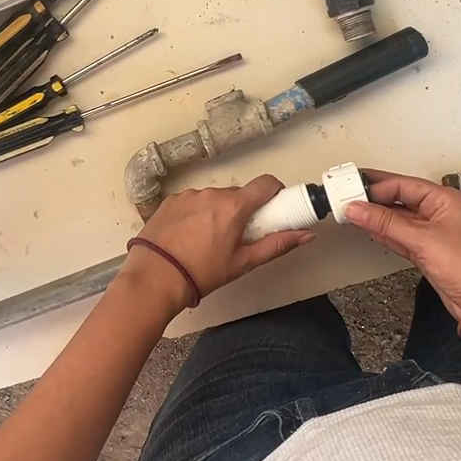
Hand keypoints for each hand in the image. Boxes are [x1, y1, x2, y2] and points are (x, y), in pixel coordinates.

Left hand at [125, 176, 314, 310]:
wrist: (155, 277)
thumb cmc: (200, 273)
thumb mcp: (243, 262)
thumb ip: (277, 244)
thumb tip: (306, 235)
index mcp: (233, 206)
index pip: (265, 183)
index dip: (274, 193)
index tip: (275, 207)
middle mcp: (211, 193)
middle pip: (237, 194)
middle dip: (242, 210)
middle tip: (238, 236)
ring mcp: (188, 195)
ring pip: (213, 198)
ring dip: (217, 212)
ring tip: (208, 241)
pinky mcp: (170, 201)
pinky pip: (191, 202)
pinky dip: (195, 214)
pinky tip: (189, 237)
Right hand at [343, 170, 460, 324]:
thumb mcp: (423, 240)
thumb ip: (386, 223)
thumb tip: (358, 209)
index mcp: (446, 199)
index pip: (403, 185)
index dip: (376, 187)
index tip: (352, 191)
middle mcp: (441, 213)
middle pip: (400, 199)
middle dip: (373, 199)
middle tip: (347, 197)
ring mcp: (435, 233)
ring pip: (398, 219)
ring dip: (376, 217)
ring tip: (351, 211)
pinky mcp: (429, 252)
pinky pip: (401, 237)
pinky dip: (384, 233)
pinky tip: (368, 228)